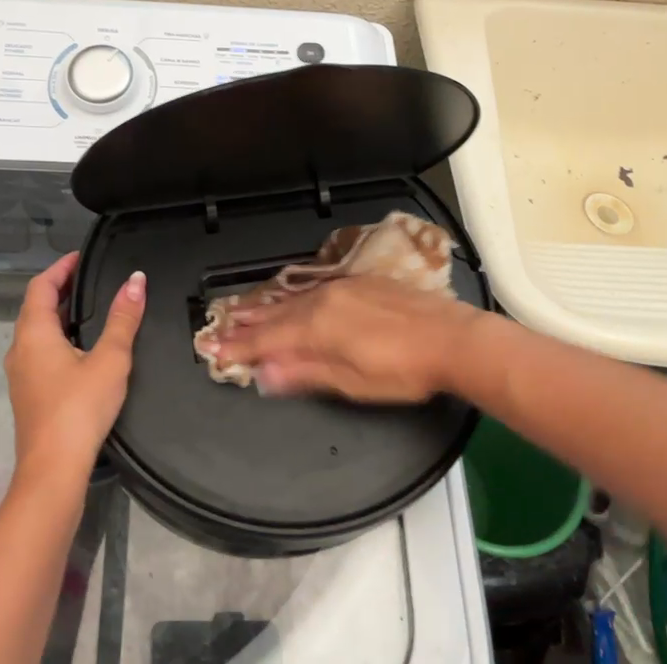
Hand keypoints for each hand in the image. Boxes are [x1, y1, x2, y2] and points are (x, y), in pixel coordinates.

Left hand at [4, 253, 145, 479]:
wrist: (53, 468)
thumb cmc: (80, 407)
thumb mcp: (110, 359)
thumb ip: (123, 319)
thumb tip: (136, 280)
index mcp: (34, 333)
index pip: (41, 286)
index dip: (60, 268)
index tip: (81, 257)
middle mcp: (20, 349)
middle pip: (36, 308)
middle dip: (60, 289)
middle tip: (90, 278)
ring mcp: (20, 375)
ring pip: (36, 333)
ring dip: (59, 315)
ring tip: (89, 309)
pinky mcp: (28, 395)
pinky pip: (39, 353)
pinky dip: (57, 338)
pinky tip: (81, 349)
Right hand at [215, 275, 485, 402]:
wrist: (452, 338)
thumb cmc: (403, 370)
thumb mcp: (351, 382)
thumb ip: (306, 373)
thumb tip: (264, 373)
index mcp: (317, 326)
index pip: (268, 338)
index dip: (240, 346)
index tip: (214, 349)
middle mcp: (325, 300)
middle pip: (276, 314)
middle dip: (247, 323)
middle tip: (220, 325)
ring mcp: (344, 288)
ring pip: (295, 298)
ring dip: (267, 307)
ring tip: (245, 308)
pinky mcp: (362, 283)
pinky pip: (314, 289)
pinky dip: (294, 297)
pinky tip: (292, 298)